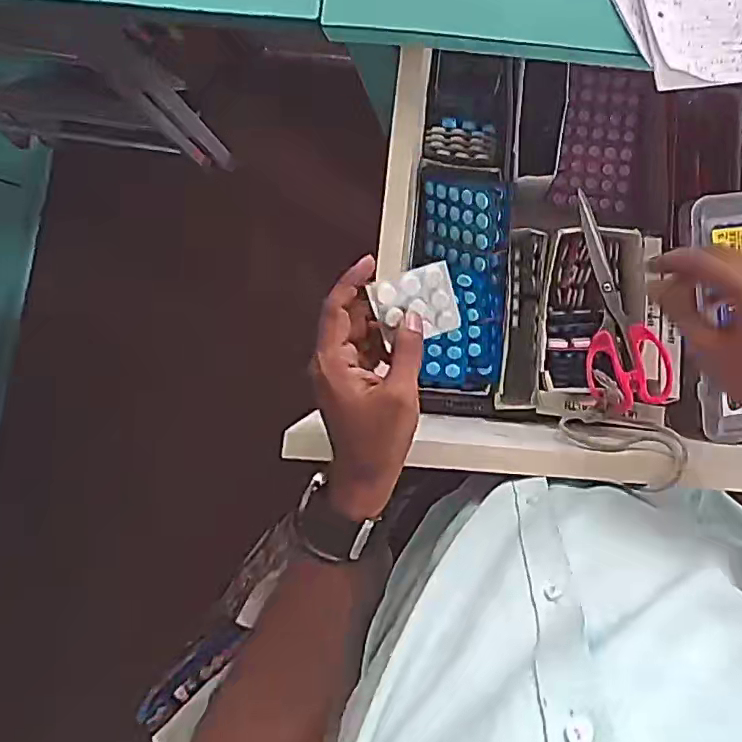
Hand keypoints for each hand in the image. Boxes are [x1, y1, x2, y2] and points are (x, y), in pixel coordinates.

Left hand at [309, 256, 423, 520]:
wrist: (365, 477)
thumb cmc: (374, 445)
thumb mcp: (400, 392)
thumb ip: (406, 350)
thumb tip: (412, 320)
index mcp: (332, 363)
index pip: (336, 309)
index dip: (351, 282)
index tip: (368, 264)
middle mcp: (329, 365)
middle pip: (348, 318)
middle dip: (375, 302)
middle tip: (401, 290)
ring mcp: (339, 374)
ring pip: (358, 334)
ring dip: (382, 323)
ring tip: (408, 314)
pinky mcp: (350, 382)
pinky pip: (365, 350)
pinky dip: (383, 342)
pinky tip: (404, 340)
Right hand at [649, 247, 741, 465]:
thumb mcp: (710, 351)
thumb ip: (680, 312)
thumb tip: (661, 291)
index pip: (702, 260)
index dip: (671, 262)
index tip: (655, 267)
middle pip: (722, 256)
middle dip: (691, 267)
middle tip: (667, 281)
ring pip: (740, 265)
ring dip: (712, 275)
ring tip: (689, 295)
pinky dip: (732, 285)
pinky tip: (719, 306)